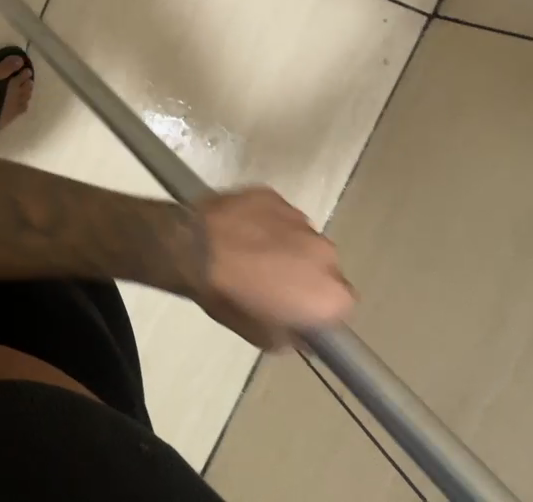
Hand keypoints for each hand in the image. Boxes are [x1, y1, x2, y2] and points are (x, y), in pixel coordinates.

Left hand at [187, 188, 355, 348]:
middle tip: (270, 277)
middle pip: (323, 266)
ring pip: (301, 236)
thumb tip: (300, 332)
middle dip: (303, 271)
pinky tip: (240, 227)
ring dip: (284, 243)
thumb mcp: (263, 336)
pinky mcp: (274, 195)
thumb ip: (292, 337)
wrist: (192, 246)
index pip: (340, 304)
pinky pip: (277, 212)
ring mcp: (300, 218)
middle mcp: (327, 253)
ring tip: (250, 249)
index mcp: (332, 294)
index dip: (317, 306)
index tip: (295, 306)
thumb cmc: (228, 297)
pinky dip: (264, 220)